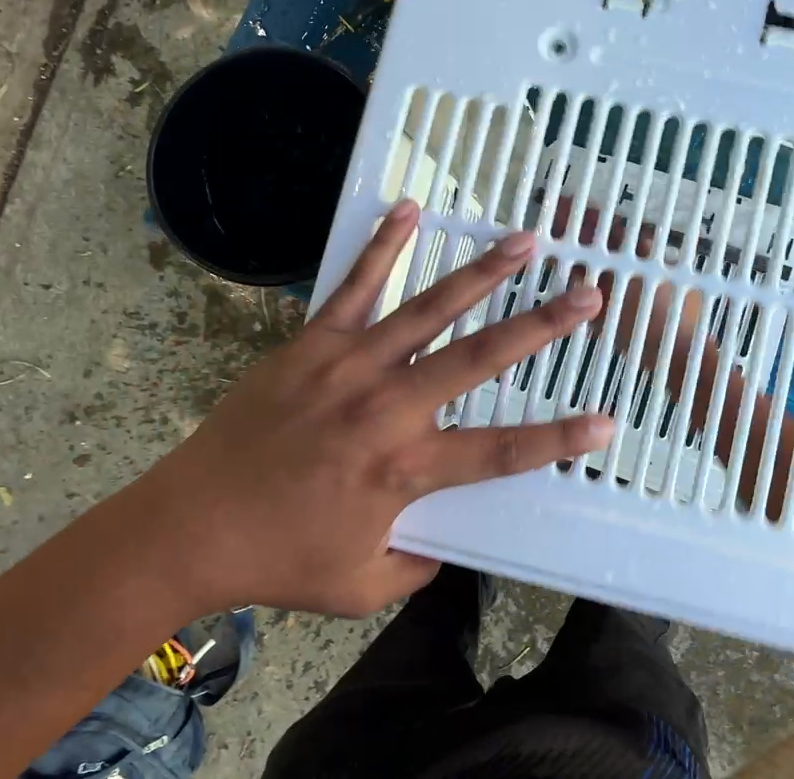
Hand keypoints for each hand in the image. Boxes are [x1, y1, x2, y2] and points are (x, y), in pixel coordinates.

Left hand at [147, 200, 612, 617]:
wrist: (188, 527)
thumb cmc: (279, 558)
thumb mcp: (360, 586)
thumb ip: (415, 565)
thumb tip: (442, 542)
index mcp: (407, 470)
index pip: (502, 452)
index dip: (559, 437)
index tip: (606, 421)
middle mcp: (389, 409)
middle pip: (480, 359)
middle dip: (541, 325)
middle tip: (589, 294)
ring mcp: (350, 367)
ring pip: (428, 310)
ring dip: (482, 273)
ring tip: (524, 240)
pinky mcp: (312, 343)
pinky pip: (354, 286)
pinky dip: (383, 247)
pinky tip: (409, 208)